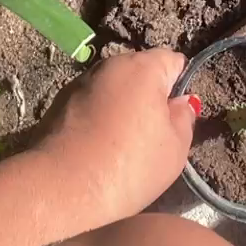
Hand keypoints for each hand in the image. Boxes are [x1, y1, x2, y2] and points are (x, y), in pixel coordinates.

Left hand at [30, 48, 198, 225]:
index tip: (176, 117)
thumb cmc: (128, 167)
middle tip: (153, 136)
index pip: (173, 60)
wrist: (61, 184)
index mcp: (143, 67)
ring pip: (116, 87)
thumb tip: (181, 101)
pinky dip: (101, 115)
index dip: (180, 86)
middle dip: (151, 96)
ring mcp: (84, 78)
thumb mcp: (174, 150)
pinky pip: (94, 100)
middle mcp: (112, 63)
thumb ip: (184, 119)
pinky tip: (99, 145)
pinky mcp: (62, 97)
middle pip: (142, 72)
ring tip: (124, 145)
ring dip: (124, 106)